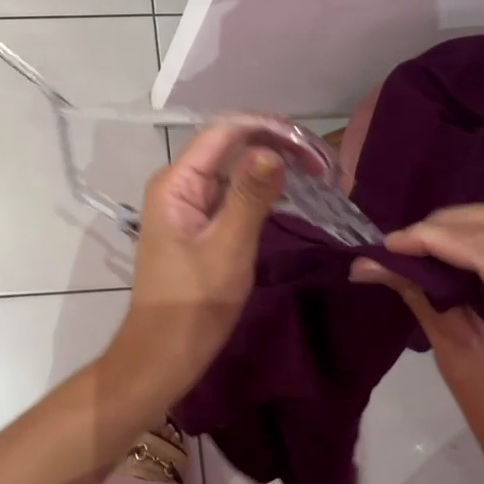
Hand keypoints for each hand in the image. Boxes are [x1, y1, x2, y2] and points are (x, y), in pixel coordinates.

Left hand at [103, 123, 286, 403]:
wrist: (163, 354)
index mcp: (175, 182)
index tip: (309, 143)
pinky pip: (229, 192)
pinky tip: (288, 193)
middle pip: (227, 145)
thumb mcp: (229, 248)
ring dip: (269, 165)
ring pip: (231, 168)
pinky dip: (259, 188)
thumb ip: (250, 196)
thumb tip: (272, 149)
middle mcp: (176, 183)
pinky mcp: (196, 223)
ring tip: (314, 172)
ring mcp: (185, 203)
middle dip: (272, 144)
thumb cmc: (194, 303)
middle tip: (321, 161)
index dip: (266, 129)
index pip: (222, 133)